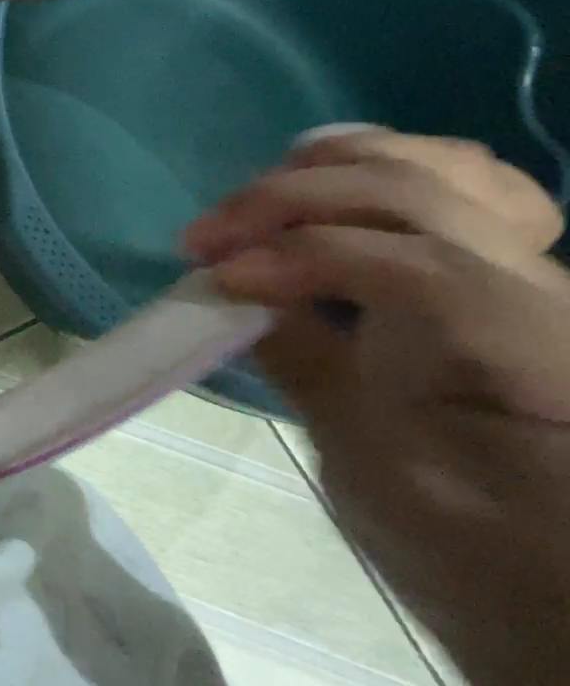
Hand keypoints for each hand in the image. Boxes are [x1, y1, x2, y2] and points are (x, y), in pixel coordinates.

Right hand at [183, 128, 569, 685]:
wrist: (556, 573)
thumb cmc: (470, 548)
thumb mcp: (380, 477)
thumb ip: (313, 371)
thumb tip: (238, 296)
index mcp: (523, 355)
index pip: (413, 264)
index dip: (298, 257)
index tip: (212, 279)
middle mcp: (544, 294)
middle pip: (416, 194)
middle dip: (290, 200)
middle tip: (206, 239)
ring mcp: (532, 274)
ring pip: (442, 167)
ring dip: (328, 169)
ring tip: (254, 200)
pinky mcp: (505, 275)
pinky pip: (459, 186)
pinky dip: (378, 170)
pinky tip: (321, 184)